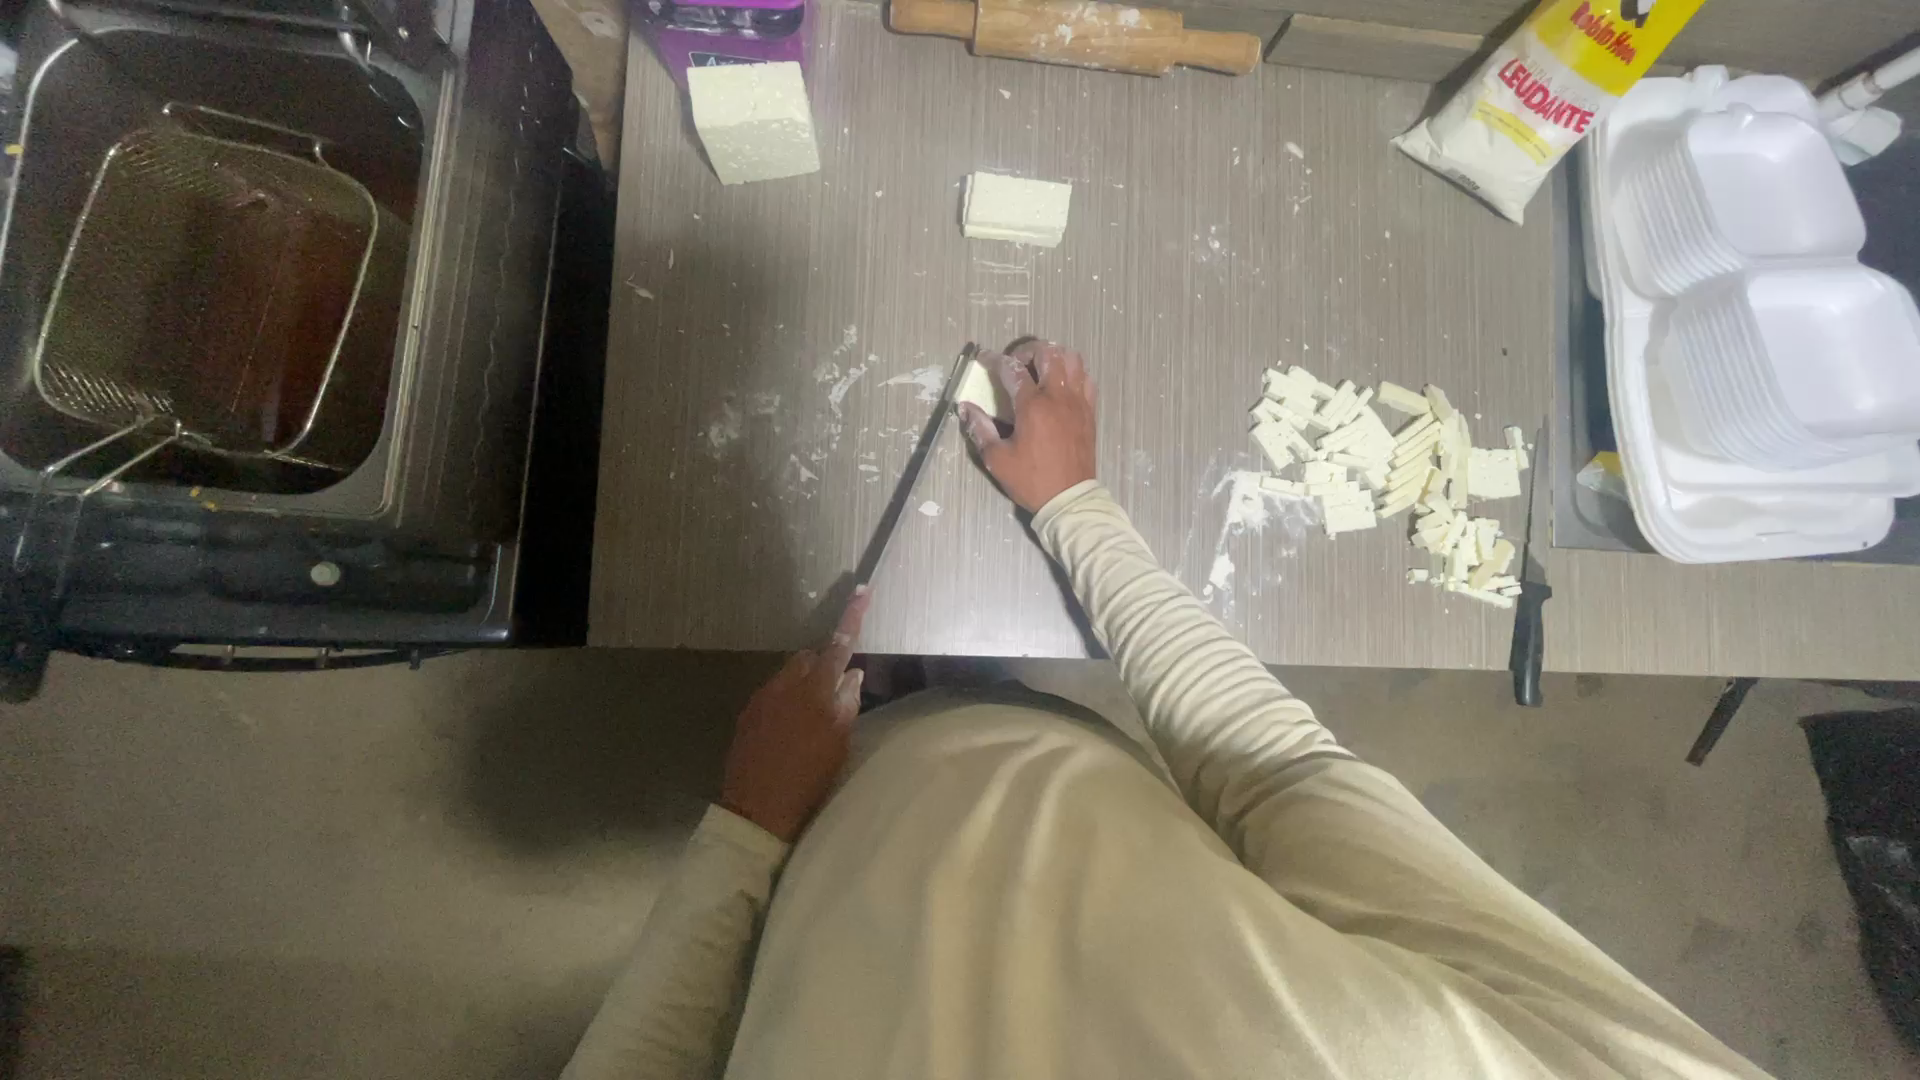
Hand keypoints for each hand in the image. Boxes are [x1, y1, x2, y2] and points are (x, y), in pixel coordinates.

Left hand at [719, 587, 870, 841]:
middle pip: (807, 657)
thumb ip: (847, 701)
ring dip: (803, 683)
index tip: (861, 590)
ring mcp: (762, 697)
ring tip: (811, 716)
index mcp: (814, 690)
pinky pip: (773, 693)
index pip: (838, 645)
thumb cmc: (808, 777)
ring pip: (788, 674)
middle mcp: (784, 684)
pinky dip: (786, 700)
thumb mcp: (839, 741)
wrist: (757, 810)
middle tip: (835, 691)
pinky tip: (790, 728)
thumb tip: (853, 673)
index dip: (852, 617)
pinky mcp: (748, 713)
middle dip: (822, 663)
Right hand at [958, 341, 1097, 512]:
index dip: (994, 360)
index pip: (1012, 369)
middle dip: (1028, 350)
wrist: (1069, 499)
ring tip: (1041, 368)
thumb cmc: (1031, 480)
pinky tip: (1062, 384)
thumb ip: (980, 429)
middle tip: (1016, 361)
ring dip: (1054, 357)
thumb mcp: (997, 459)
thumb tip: (966, 408)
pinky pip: (1086, 379)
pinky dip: (1073, 373)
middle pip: (1048, 353)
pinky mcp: (1089, 411)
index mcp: (1032, 406)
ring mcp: (1077, 401)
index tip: (983, 358)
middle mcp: (1057, 396)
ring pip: (1072, 360)